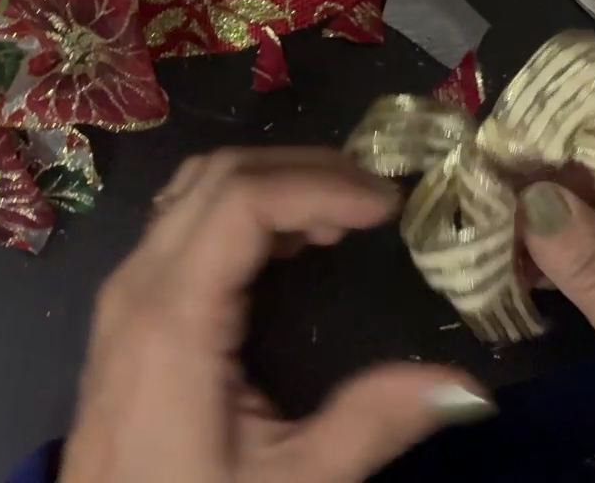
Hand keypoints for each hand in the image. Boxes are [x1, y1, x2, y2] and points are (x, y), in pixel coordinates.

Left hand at [62, 148, 494, 482]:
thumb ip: (371, 425)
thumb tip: (467, 385)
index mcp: (174, 316)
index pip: (243, 202)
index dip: (318, 186)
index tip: (384, 203)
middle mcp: (140, 278)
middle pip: (220, 175)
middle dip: (303, 169)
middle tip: (373, 196)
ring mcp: (127, 281)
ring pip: (197, 185)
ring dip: (271, 179)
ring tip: (340, 211)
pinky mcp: (129, 295)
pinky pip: (183, 214)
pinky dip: (240, 203)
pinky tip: (288, 238)